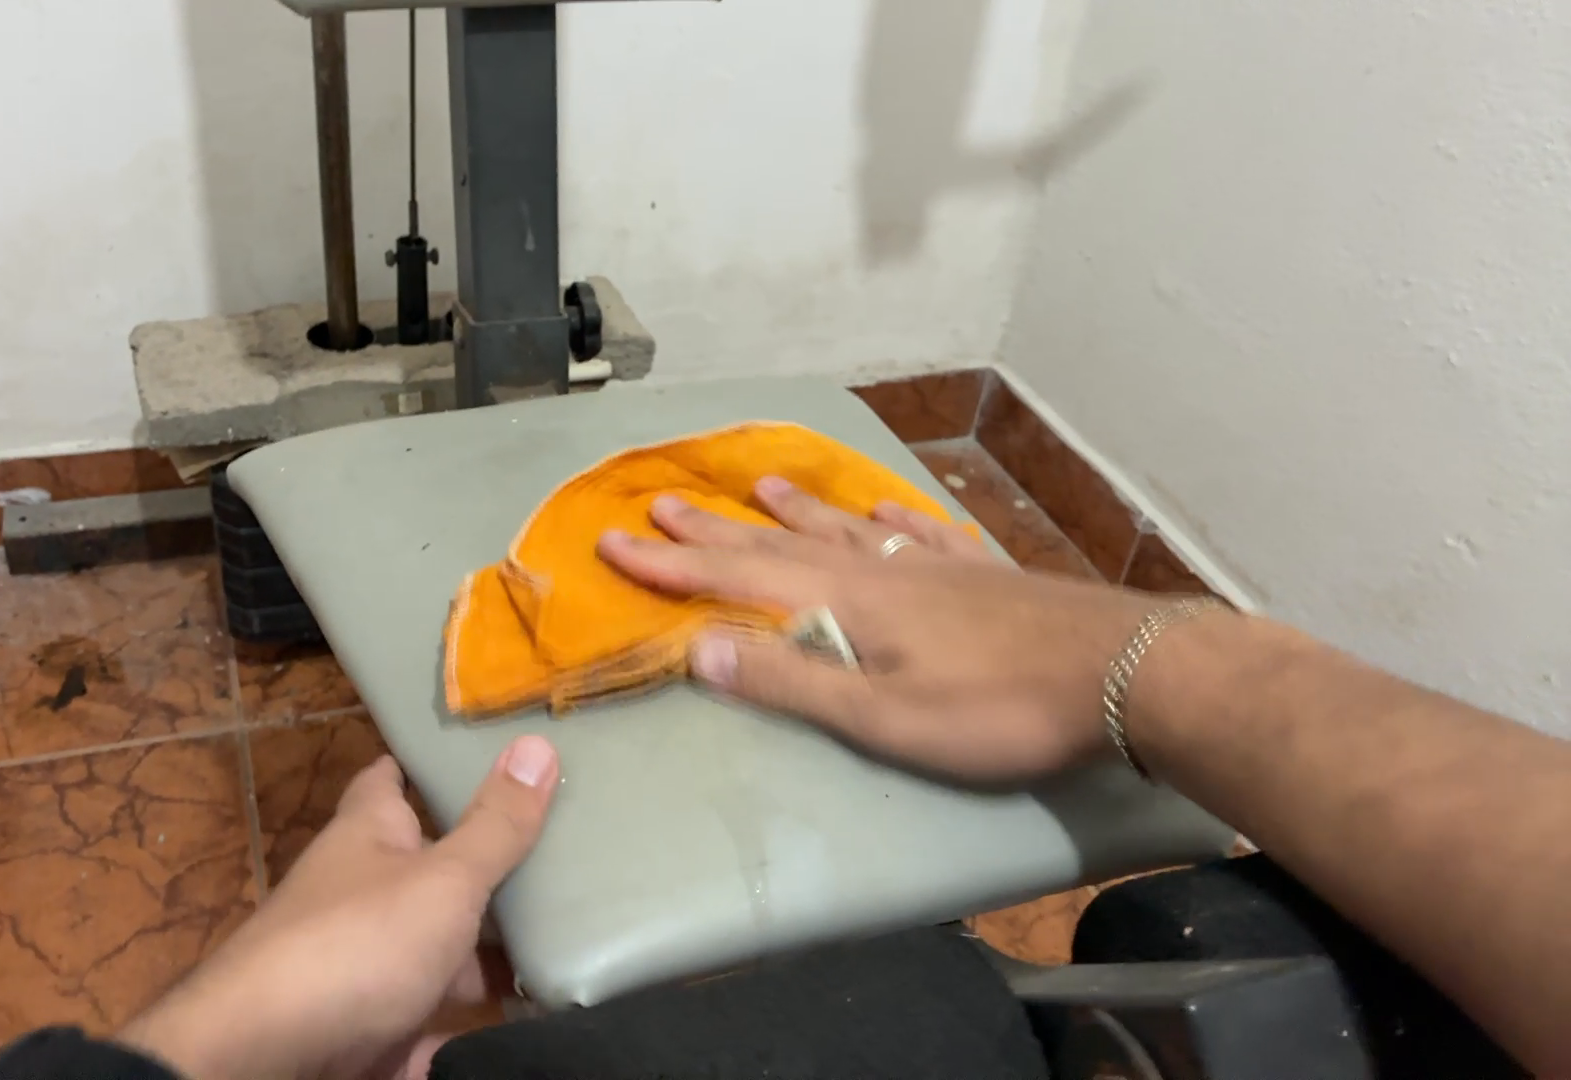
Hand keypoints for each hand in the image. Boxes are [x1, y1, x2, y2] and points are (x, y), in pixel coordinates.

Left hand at [119, 736, 560, 1079]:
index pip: (390, 776)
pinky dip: (459, 1025)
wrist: (259, 1069)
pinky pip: (423, 1019)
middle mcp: (358, 889)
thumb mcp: (444, 879)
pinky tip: (515, 1026)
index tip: (482, 751)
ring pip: (431, 945)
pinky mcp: (363, 1028)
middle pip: (425, 863)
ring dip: (479, 951)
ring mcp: (358, 962)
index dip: (427, 760)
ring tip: (555, 940)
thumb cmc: (357, 943)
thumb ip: (496, 824)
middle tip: (555, 851)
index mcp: (370, 832)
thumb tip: (539, 743)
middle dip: (480, 862)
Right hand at [598, 477, 1164, 782]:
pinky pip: (915, 532)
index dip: (669, 562)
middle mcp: (873, 567)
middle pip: (774, 541)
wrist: (1128, 673)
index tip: (613, 542)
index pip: (732, 576)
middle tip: (660, 502)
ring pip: (840, 527)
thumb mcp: (884, 718)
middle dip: (710, 528)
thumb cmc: (997, 708)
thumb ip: (791, 682)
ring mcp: (925, 563)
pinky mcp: (972, 570)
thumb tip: (699, 650)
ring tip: (760, 486)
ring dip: (791, 509)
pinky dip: (885, 518)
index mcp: (842, 600)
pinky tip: (881, 510)